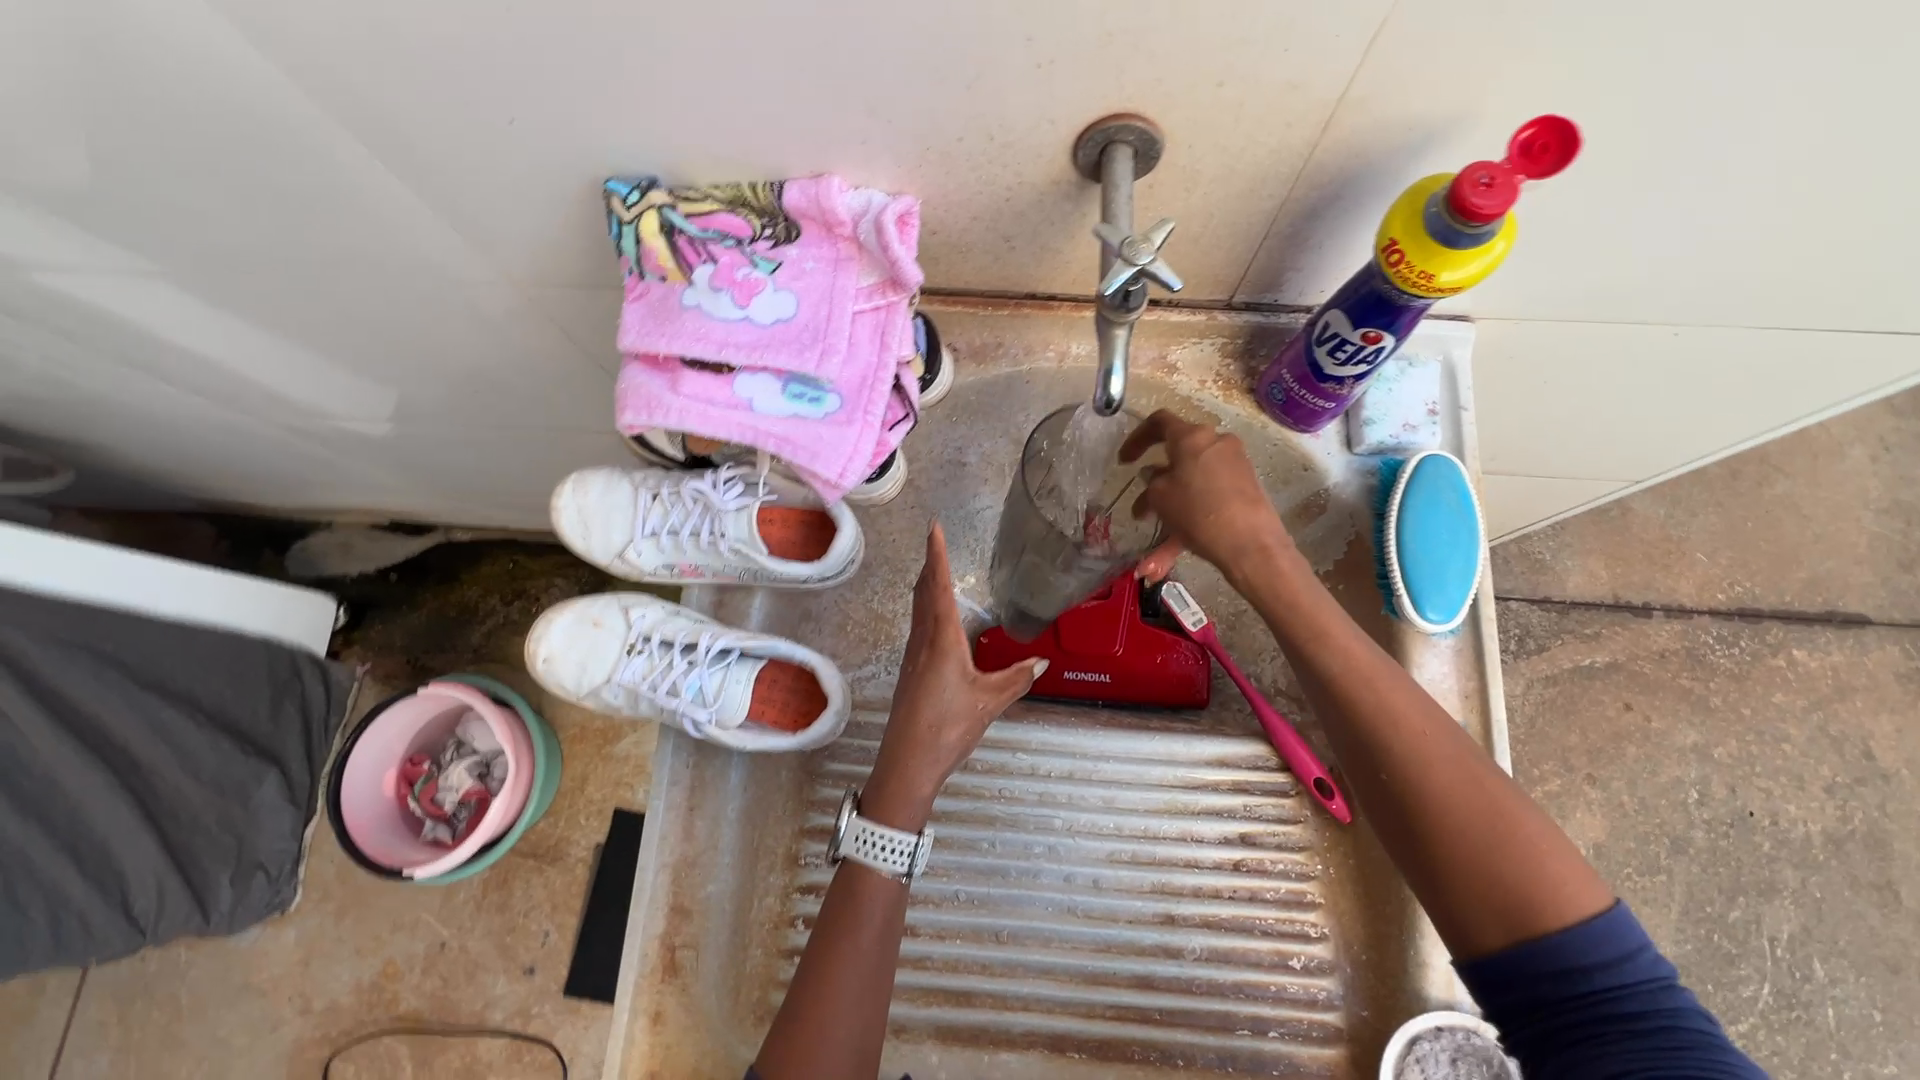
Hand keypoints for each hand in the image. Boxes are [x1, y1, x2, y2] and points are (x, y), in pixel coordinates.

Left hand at [864, 522, 1044, 830]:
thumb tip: (1041, 661)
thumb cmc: (948, 727)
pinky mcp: (910, 672)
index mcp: (942, 640)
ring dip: (925, 587)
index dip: (937, 556)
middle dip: (930, 566)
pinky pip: (918, 628)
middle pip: (923, 593)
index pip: (938, 587)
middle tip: (936, 542)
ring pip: (918, 610)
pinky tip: (934, 620)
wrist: (907, 762)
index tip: (934, 529)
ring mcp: (913, 657)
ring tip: (935, 571)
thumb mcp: (990, 702)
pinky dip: (925, 610)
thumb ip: (1016, 679)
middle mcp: (923, 641)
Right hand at [1119, 410, 1295, 583]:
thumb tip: (1154, 475)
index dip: (1137, 438)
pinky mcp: (1245, 488)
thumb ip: (1151, 482)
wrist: (1252, 544)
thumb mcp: (1160, 497)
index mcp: (1191, 437)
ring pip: (1191, 485)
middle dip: (1157, 484)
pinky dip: (1188, 523)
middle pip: (1178, 457)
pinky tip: (1170, 556)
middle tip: (1143, 506)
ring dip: (1171, 513)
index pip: (1159, 422)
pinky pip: (1207, 500)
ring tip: (1154, 551)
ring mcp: (1234, 465)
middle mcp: (1216, 443)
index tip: (1125, 461)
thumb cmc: (1197, 512)